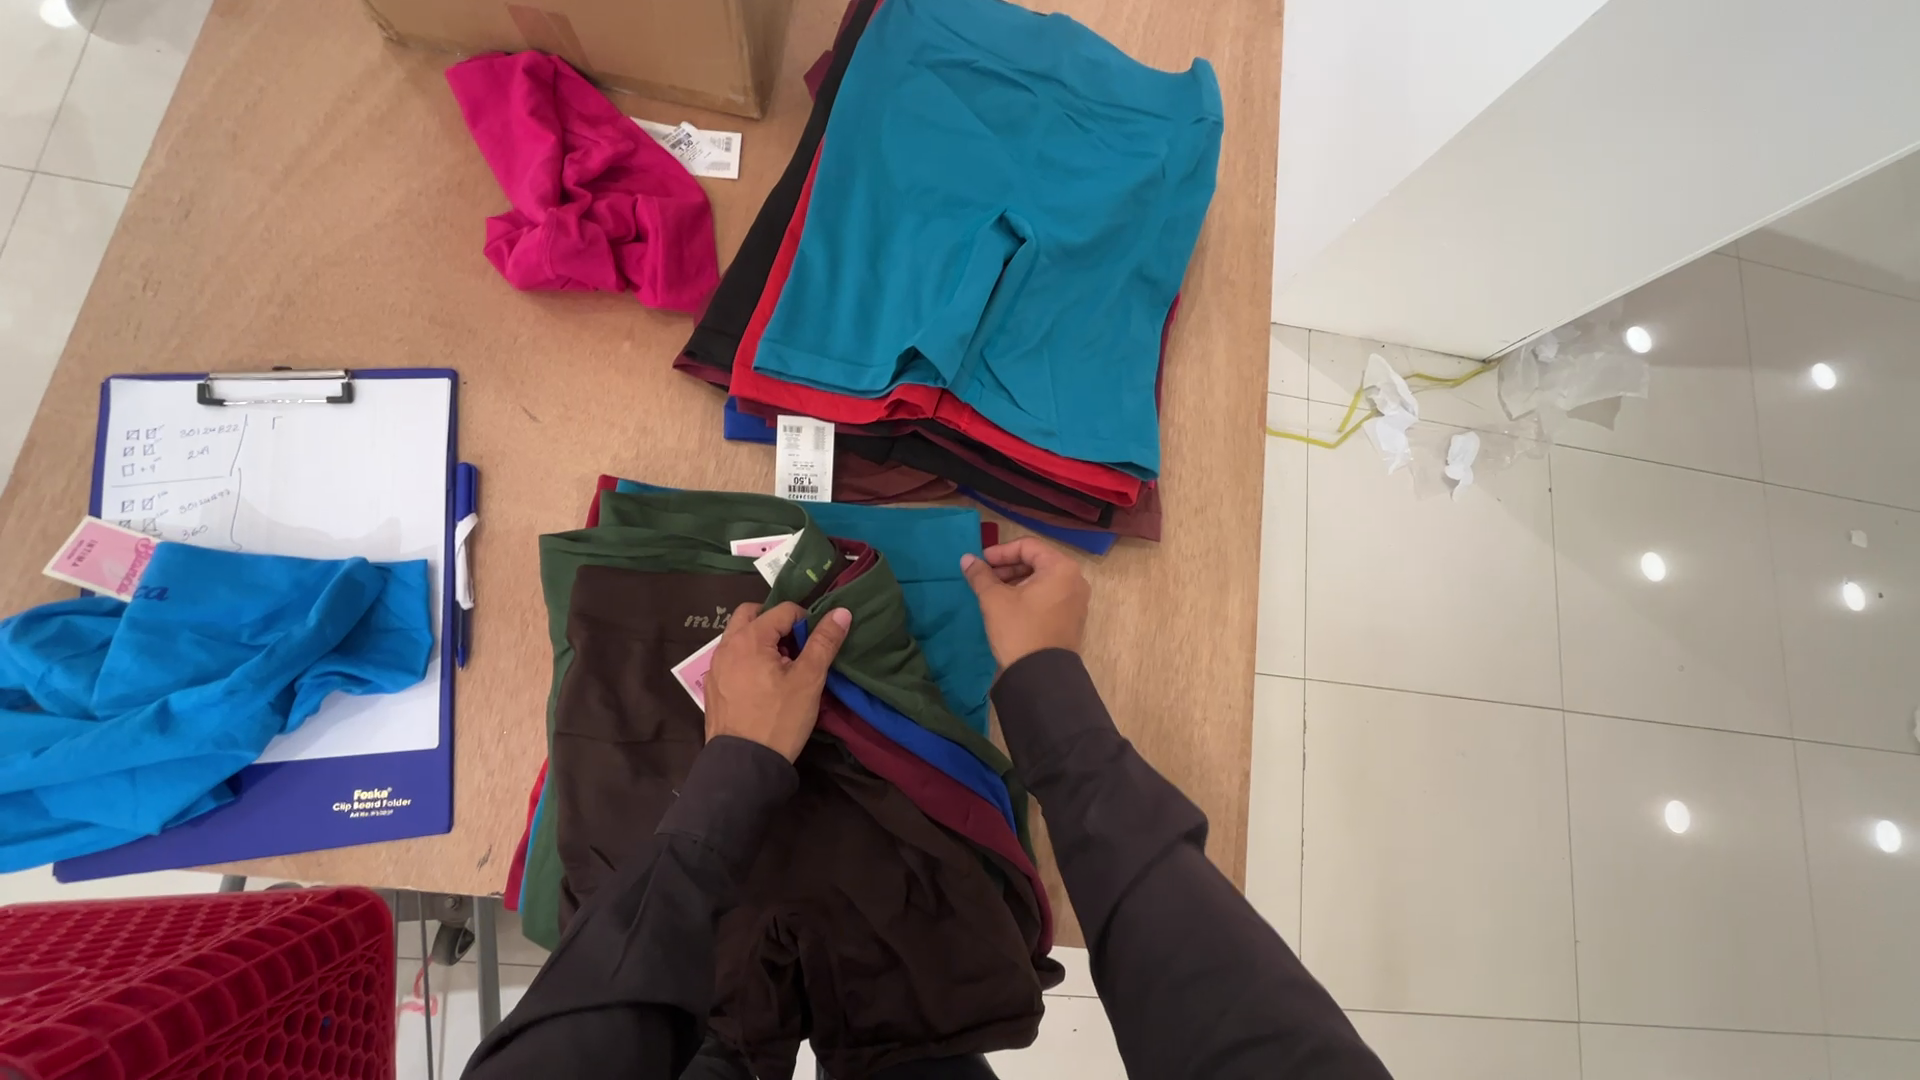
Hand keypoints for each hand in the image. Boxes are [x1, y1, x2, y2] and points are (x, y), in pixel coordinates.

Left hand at [705, 602, 851, 761]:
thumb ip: (824, 642)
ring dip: (762, 639)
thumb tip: (842, 612)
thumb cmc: (780, 718)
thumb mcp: (809, 679)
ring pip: (739, 635)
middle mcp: (727, 645)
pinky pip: (732, 657)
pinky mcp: (714, 685)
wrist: (744, 765)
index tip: (817, 643)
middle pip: (752, 614)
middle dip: (777, 621)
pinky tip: (765, 683)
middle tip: (797, 645)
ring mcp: (716, 666)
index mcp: (749, 638)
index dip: (806, 620)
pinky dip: (749, 657)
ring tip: (783, 665)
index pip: (783, 610)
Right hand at [959, 537, 1089, 667]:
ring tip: (994, 592)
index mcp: (1060, 568)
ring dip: (1017, 581)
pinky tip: (1009, 606)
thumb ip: (980, 575)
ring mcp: (1076, 600)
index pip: (1027, 546)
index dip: (1000, 551)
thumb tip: (966, 559)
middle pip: (1037, 561)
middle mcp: (1075, 580)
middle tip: (985, 577)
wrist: (1040, 677)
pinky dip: (1029, 595)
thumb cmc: (1019, 630)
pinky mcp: (1072, 618)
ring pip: (1043, 580)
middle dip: (1008, 567)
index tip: (981, 563)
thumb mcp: (994, 599)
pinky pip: (1050, 596)